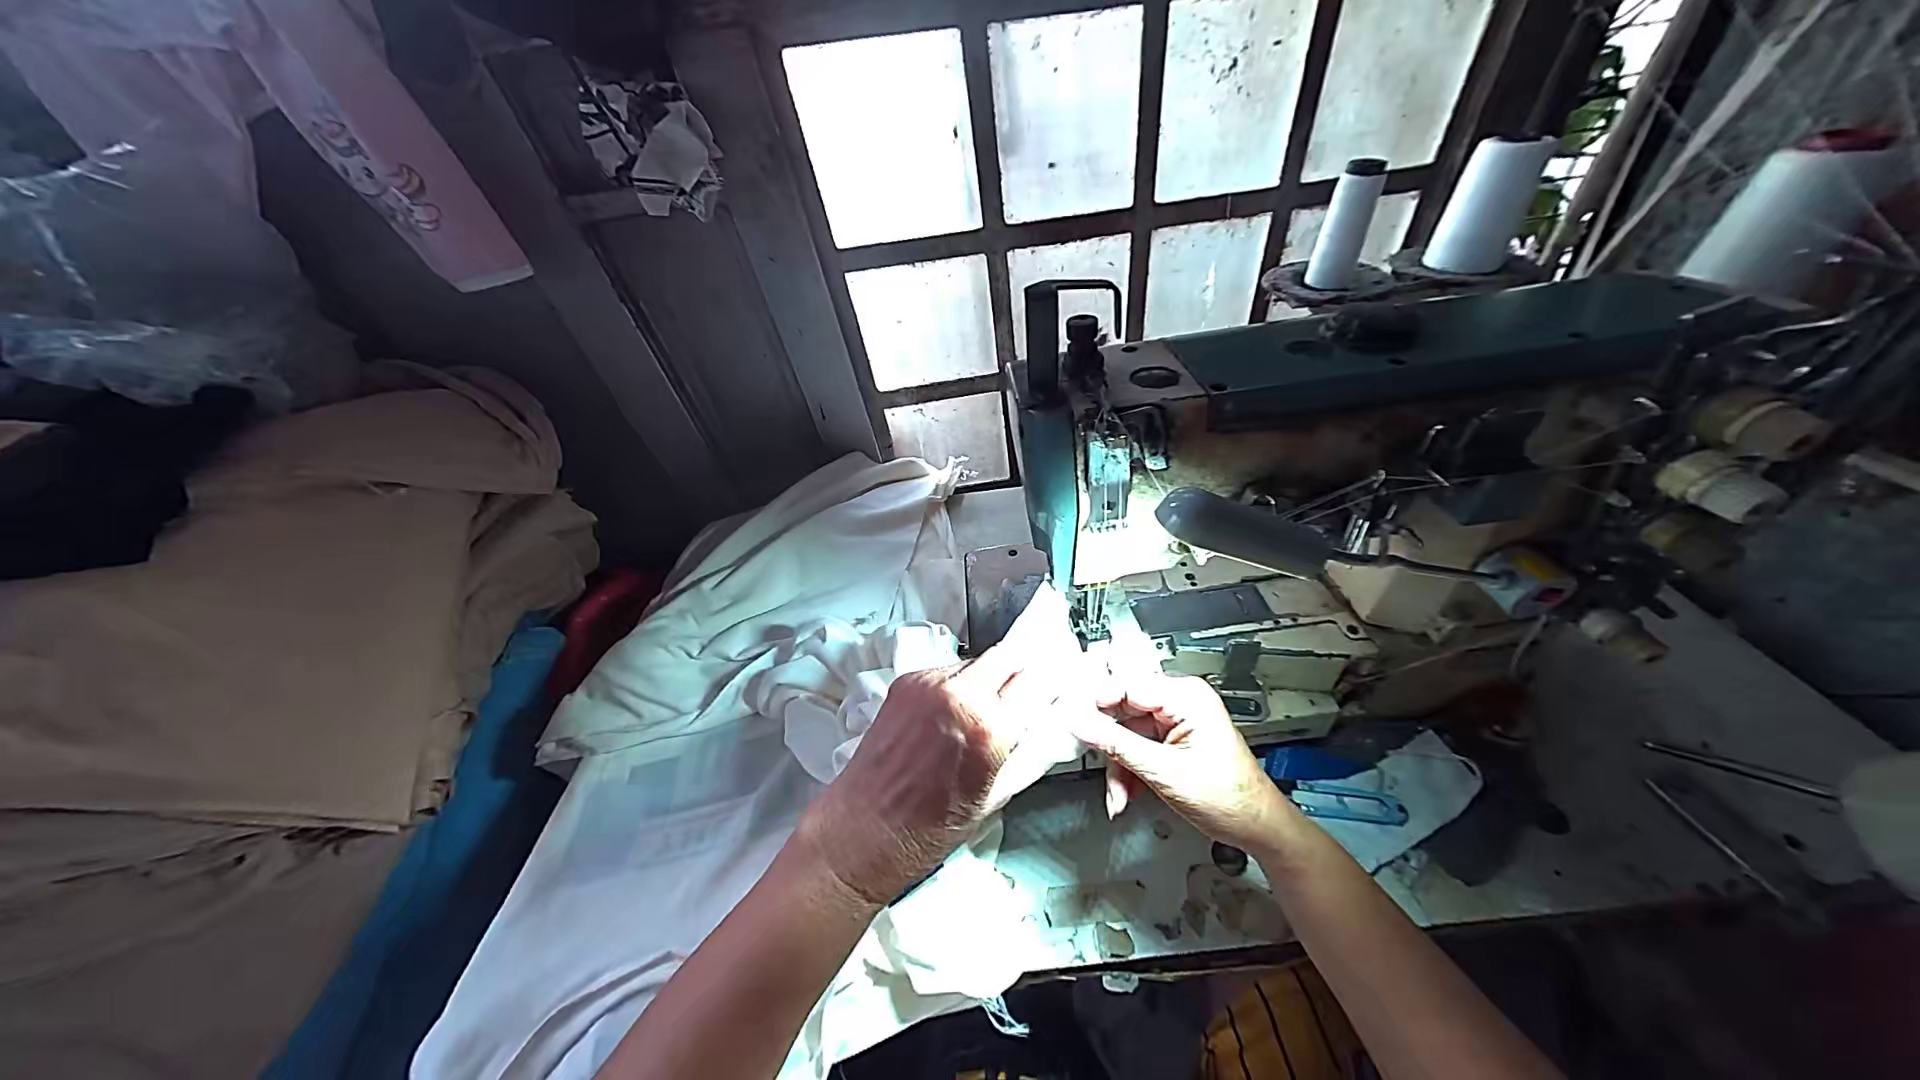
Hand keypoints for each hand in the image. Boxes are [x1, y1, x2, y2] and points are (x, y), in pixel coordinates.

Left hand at [795, 644, 1060, 906]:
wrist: (865, 827)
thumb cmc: (925, 828)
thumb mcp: (998, 795)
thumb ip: (1029, 750)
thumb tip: (1051, 725)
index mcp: (989, 727)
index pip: (1041, 679)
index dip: (1060, 676)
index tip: (1067, 676)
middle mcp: (959, 695)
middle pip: (1012, 655)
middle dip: (1030, 664)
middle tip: (1039, 677)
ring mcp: (929, 684)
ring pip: (980, 660)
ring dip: (996, 674)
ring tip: (994, 703)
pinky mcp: (908, 681)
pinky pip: (950, 670)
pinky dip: (963, 683)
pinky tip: (960, 709)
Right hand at [1070, 672, 1297, 852]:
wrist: (1258, 828)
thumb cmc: (1232, 798)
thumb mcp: (1164, 771)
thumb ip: (1117, 744)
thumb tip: (1081, 723)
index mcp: (1186, 696)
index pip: (1126, 685)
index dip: (1097, 705)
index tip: (1074, 721)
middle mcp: (1180, 701)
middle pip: (1121, 711)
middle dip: (1110, 747)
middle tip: (1098, 766)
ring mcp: (1174, 720)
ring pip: (1125, 734)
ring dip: (1118, 767)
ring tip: (1120, 795)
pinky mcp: (1170, 738)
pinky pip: (1135, 746)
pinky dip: (1128, 771)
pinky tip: (1128, 793)